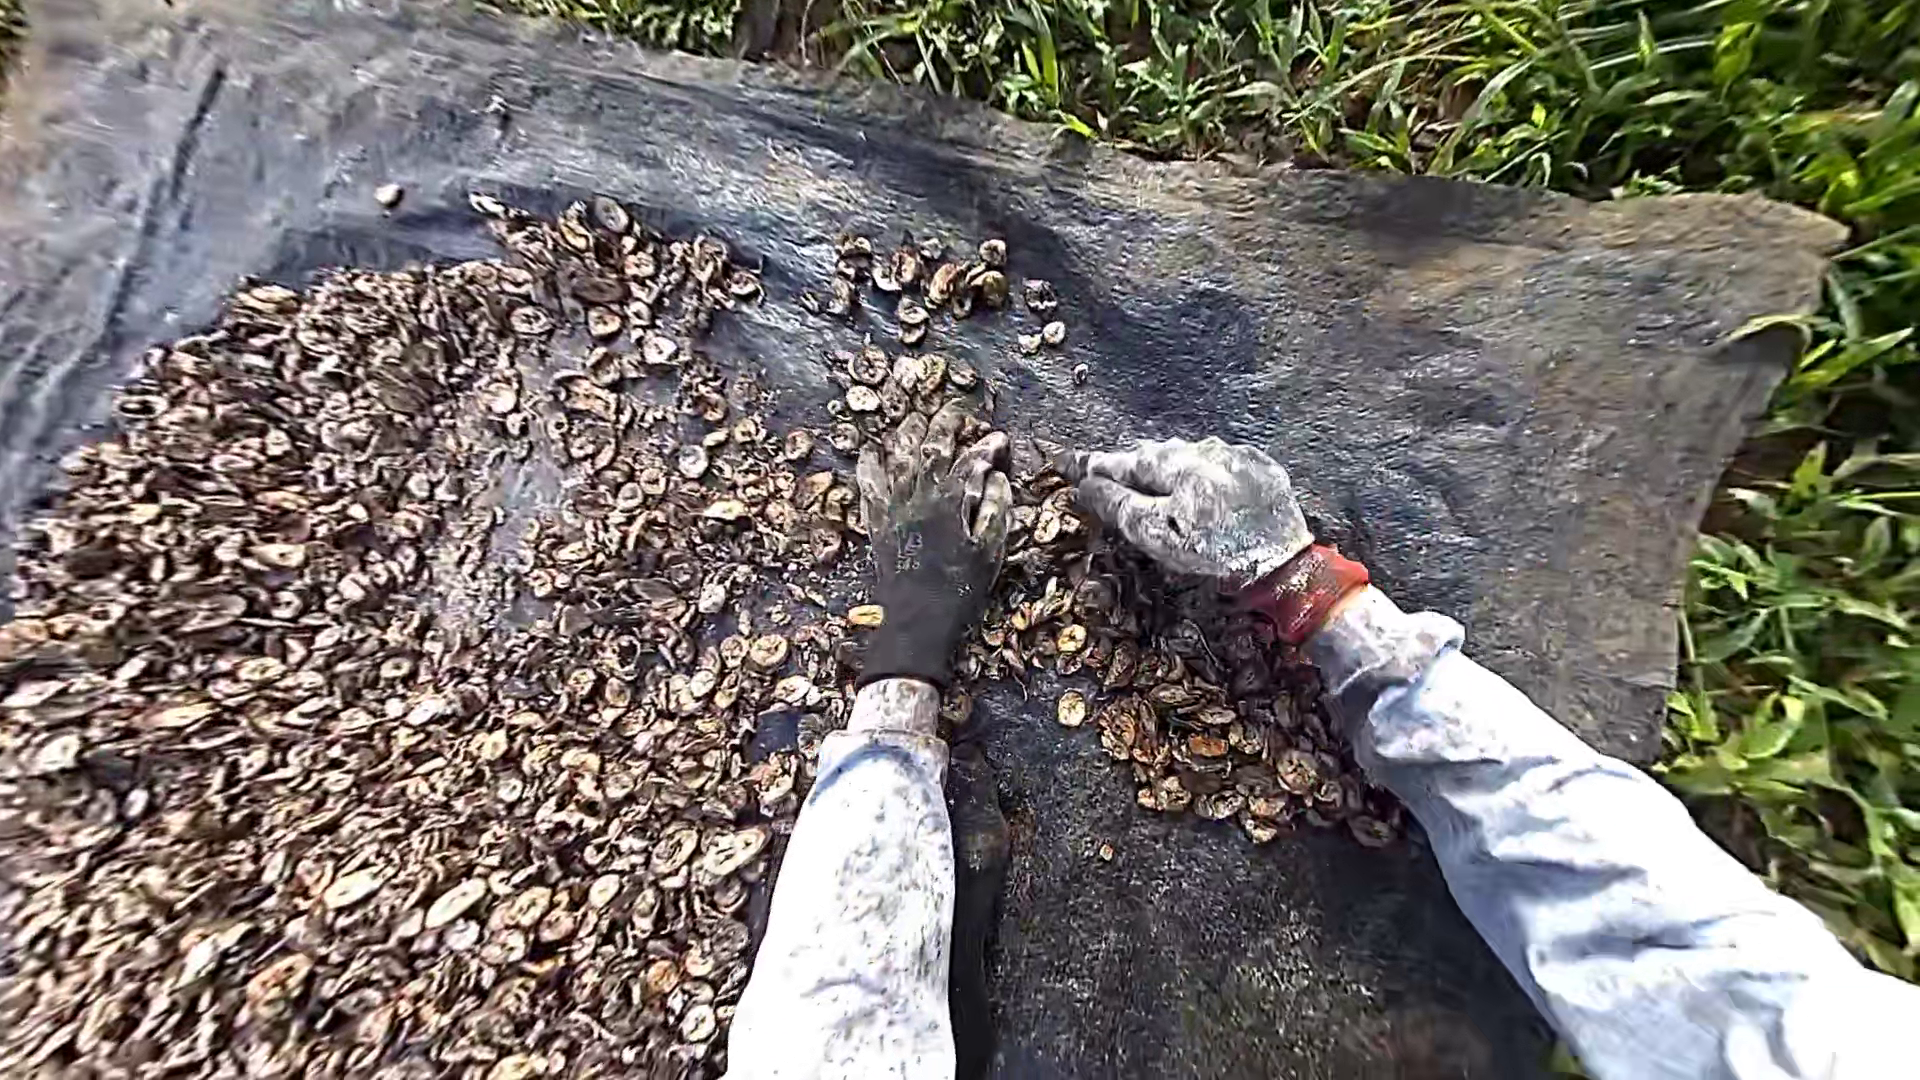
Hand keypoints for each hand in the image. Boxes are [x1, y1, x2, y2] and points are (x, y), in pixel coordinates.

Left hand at [856, 401, 1011, 687]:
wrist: (917, 619)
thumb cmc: (960, 589)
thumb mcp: (990, 552)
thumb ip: (995, 510)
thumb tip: (996, 477)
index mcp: (950, 502)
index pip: (971, 462)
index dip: (986, 447)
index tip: (999, 439)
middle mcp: (919, 496)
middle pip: (931, 448)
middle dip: (945, 425)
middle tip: (956, 412)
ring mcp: (894, 507)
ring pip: (898, 458)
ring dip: (907, 433)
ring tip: (915, 417)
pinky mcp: (877, 522)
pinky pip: (868, 486)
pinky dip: (868, 466)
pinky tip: (869, 451)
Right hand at [1064, 436, 1311, 587]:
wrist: (1284, 563)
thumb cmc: (1212, 550)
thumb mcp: (1155, 533)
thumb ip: (1119, 505)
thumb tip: (1086, 485)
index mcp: (1174, 463)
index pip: (1122, 460)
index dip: (1092, 464)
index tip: (1066, 460)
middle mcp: (1203, 448)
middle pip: (1152, 455)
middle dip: (1128, 466)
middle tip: (1106, 477)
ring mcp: (1234, 455)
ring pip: (1184, 456)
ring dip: (1163, 469)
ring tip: (1151, 485)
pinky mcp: (1258, 467)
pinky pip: (1215, 462)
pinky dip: (1197, 473)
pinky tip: (1196, 489)